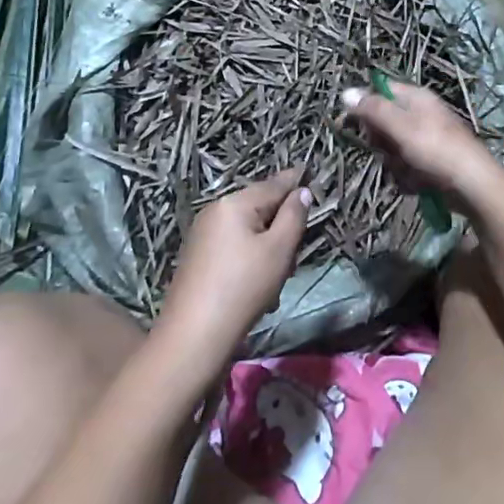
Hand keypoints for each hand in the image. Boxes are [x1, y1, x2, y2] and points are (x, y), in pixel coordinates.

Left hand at [157, 169, 310, 354]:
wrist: (195, 333)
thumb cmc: (244, 286)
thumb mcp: (279, 250)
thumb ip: (293, 217)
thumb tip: (301, 191)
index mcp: (234, 203)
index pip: (273, 185)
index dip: (294, 181)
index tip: (309, 170)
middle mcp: (214, 211)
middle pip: (259, 208)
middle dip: (281, 227)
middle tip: (294, 256)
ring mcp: (203, 234)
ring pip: (248, 231)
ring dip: (267, 249)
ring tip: (275, 281)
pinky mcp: (198, 257)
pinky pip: (234, 248)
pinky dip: (250, 261)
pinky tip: (257, 289)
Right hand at [340, 80, 501, 204]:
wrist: (472, 184)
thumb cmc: (436, 149)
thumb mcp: (400, 126)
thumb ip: (373, 110)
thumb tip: (346, 93)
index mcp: (416, 98)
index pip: (380, 91)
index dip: (366, 107)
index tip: (358, 124)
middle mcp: (421, 115)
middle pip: (383, 124)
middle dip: (382, 143)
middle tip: (390, 150)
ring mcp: (426, 140)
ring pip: (392, 150)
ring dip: (395, 164)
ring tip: (409, 170)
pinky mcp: (429, 163)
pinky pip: (405, 167)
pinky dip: (408, 177)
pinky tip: (417, 182)